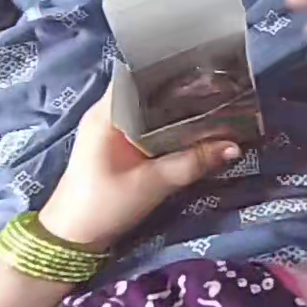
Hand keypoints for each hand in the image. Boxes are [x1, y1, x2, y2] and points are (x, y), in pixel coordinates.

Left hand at [37, 84, 241, 249]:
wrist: (71, 238)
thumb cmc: (104, 206)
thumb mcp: (152, 184)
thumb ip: (192, 162)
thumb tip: (235, 146)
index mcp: (108, 112)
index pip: (142, 74)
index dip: (174, 69)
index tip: (206, 68)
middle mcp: (107, 111)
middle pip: (148, 88)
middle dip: (182, 89)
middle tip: (219, 88)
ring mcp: (109, 126)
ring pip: (148, 106)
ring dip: (176, 107)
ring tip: (212, 103)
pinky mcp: (114, 142)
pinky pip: (144, 122)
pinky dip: (166, 123)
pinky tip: (190, 127)